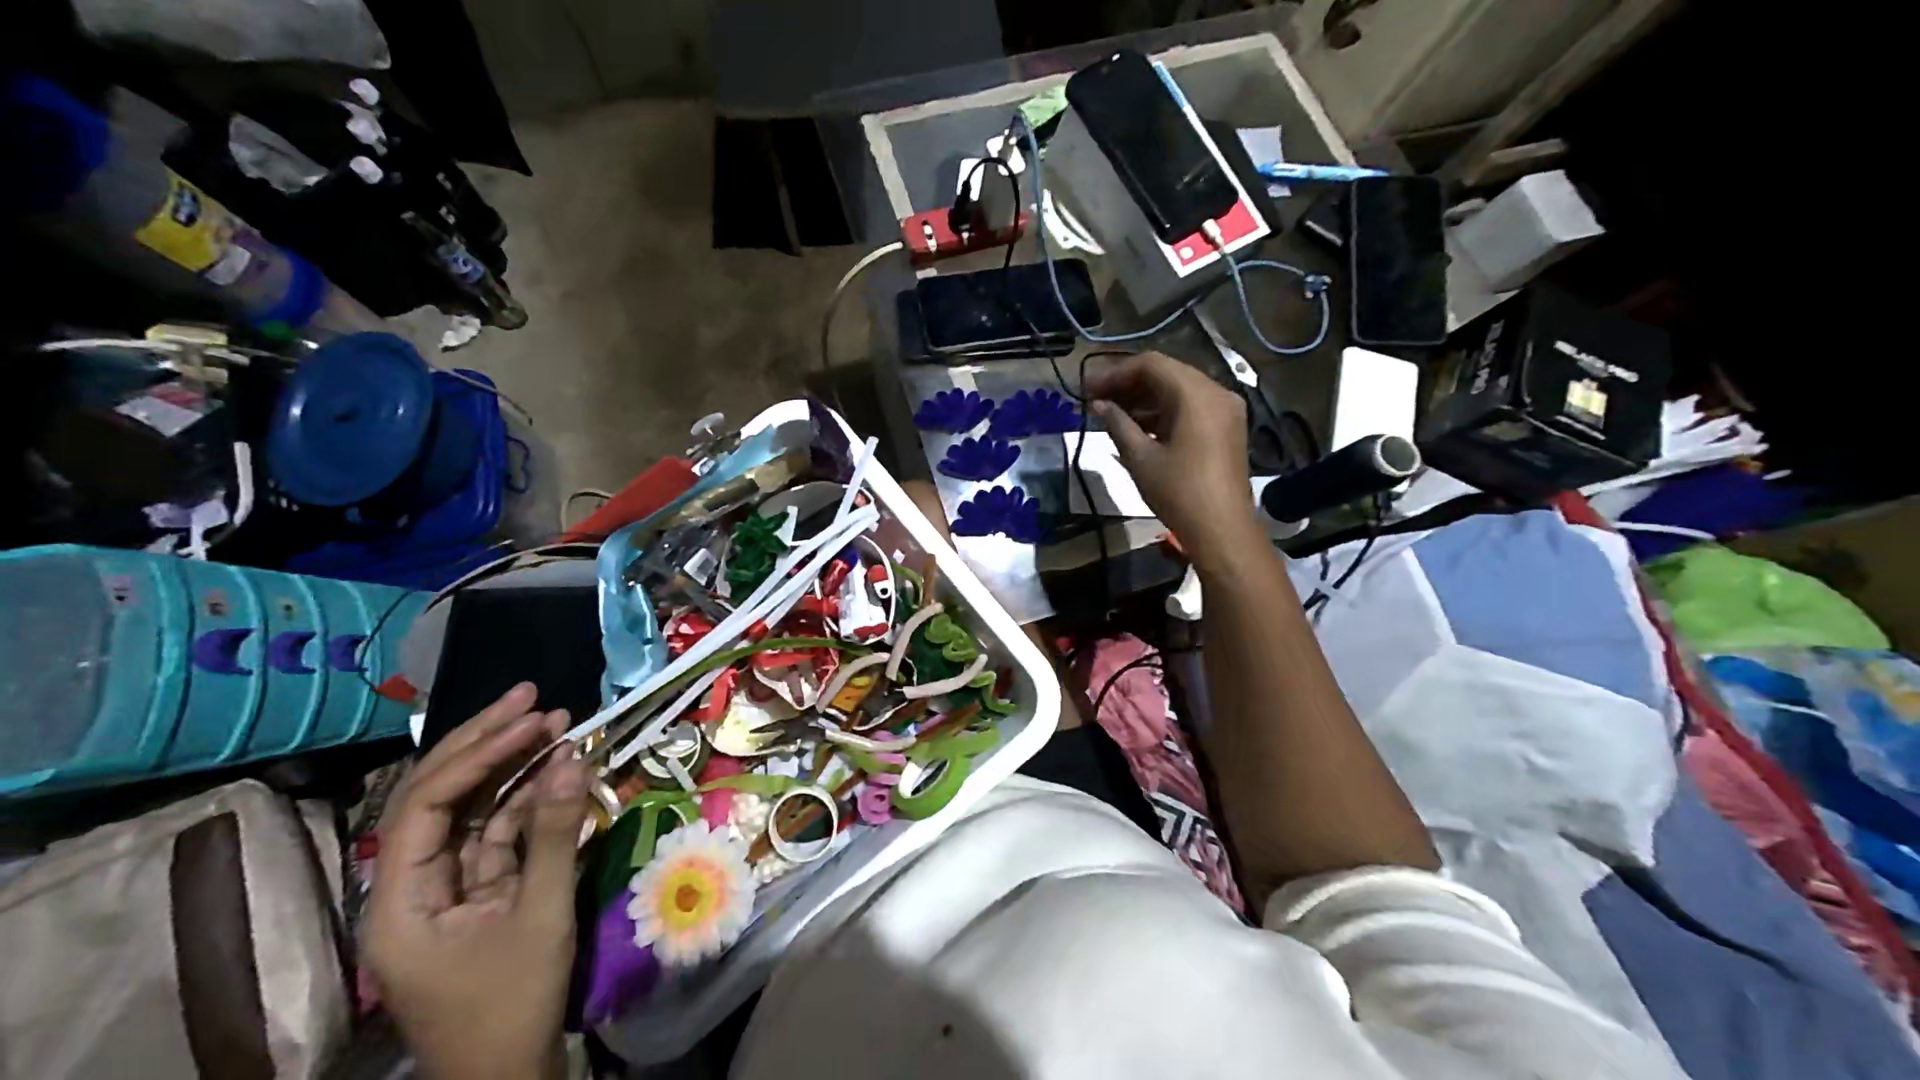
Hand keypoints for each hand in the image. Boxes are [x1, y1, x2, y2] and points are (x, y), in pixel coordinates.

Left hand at [364, 683, 588, 1079]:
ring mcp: (446, 885)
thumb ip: (553, 836)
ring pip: (473, 807)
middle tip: (532, 694)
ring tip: (556, 721)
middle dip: (487, 741)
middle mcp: (410, 881)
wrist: (510, 1074)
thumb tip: (573, 761)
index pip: (426, 801)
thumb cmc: (512, 1005)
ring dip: (515, 765)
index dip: (477, 752)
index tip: (529, 717)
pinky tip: (560, 771)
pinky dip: (531, 801)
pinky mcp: (479, 890)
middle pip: (440, 793)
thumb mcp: (539, 916)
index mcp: (398, 897)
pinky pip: (501, 832)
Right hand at [1086, 353, 1262, 568]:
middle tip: (1096, 399)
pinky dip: (1164, 411)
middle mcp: (1216, 392)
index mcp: (1195, 394)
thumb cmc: (1178, 492)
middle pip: (1166, 373)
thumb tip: (1098, 405)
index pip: (1151, 365)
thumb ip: (1117, 423)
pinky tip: (1138, 425)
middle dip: (1129, 383)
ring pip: (1179, 390)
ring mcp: (1225, 409)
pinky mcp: (1227, 427)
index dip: (1115, 373)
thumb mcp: (1140, 457)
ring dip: (1145, 398)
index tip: (1088, 389)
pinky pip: (1191, 407)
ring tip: (1112, 413)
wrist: (1222, 529)